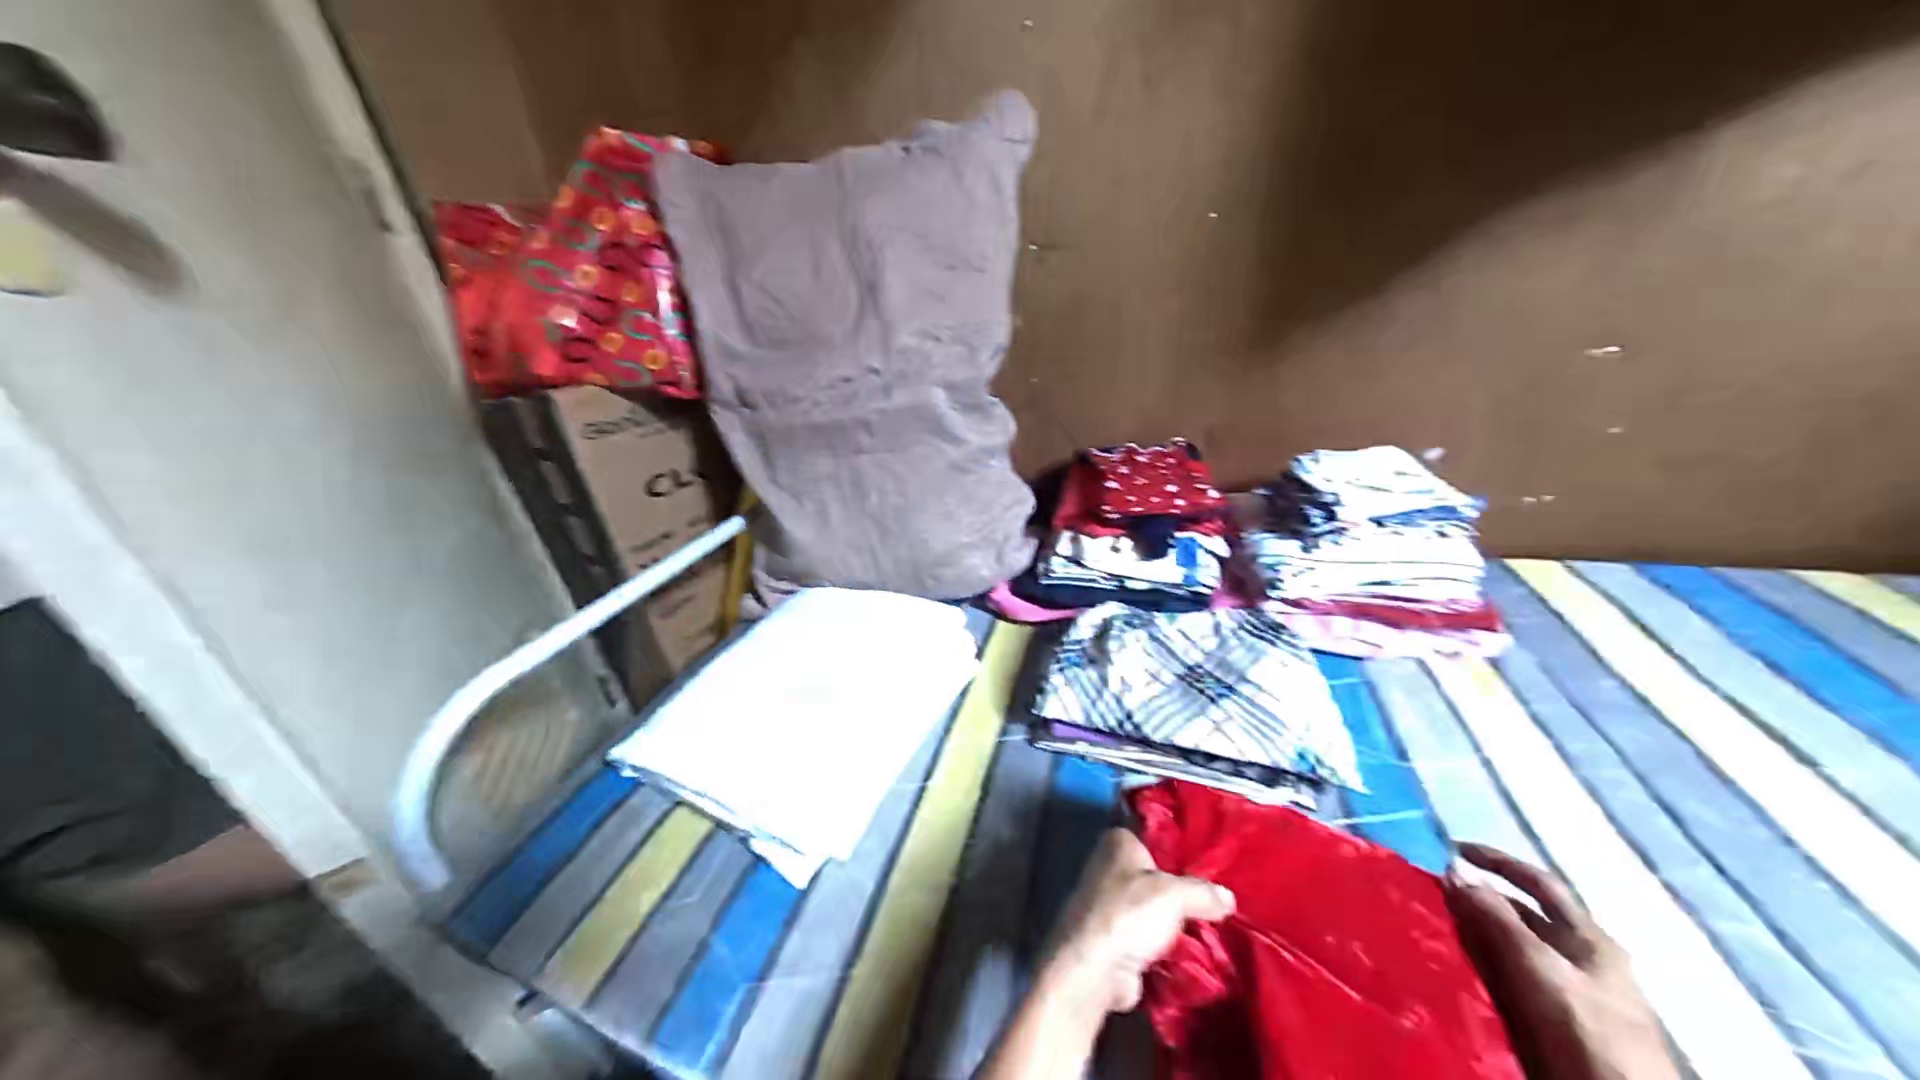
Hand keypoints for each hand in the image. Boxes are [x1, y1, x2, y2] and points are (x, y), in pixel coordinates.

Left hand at [976, 829, 1233, 1079]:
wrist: (1093, 968)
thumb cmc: (1128, 914)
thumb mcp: (1174, 894)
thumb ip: (1202, 892)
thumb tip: (1227, 897)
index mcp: (1118, 842)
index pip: (1157, 835)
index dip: (1184, 848)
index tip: (1216, 862)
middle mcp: (1110, 866)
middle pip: (1158, 874)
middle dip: (1184, 889)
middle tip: (1222, 900)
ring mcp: (1110, 903)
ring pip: (1156, 906)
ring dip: (1178, 921)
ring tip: (1217, 927)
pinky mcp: (1115, 936)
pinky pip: (1151, 935)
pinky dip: (1167, 944)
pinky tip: (1196, 952)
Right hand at [1445, 844, 1678, 1079]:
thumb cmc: (1589, 1033)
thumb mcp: (1542, 971)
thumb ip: (1498, 920)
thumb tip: (1453, 867)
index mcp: (1590, 940)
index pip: (1539, 883)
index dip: (1497, 861)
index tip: (1450, 848)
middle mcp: (1580, 958)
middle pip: (1522, 913)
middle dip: (1478, 895)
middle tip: (1432, 888)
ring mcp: (1567, 990)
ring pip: (1511, 943)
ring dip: (1474, 927)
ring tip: (1434, 917)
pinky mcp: (1552, 1018)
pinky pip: (1508, 974)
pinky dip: (1480, 959)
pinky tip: (1456, 958)